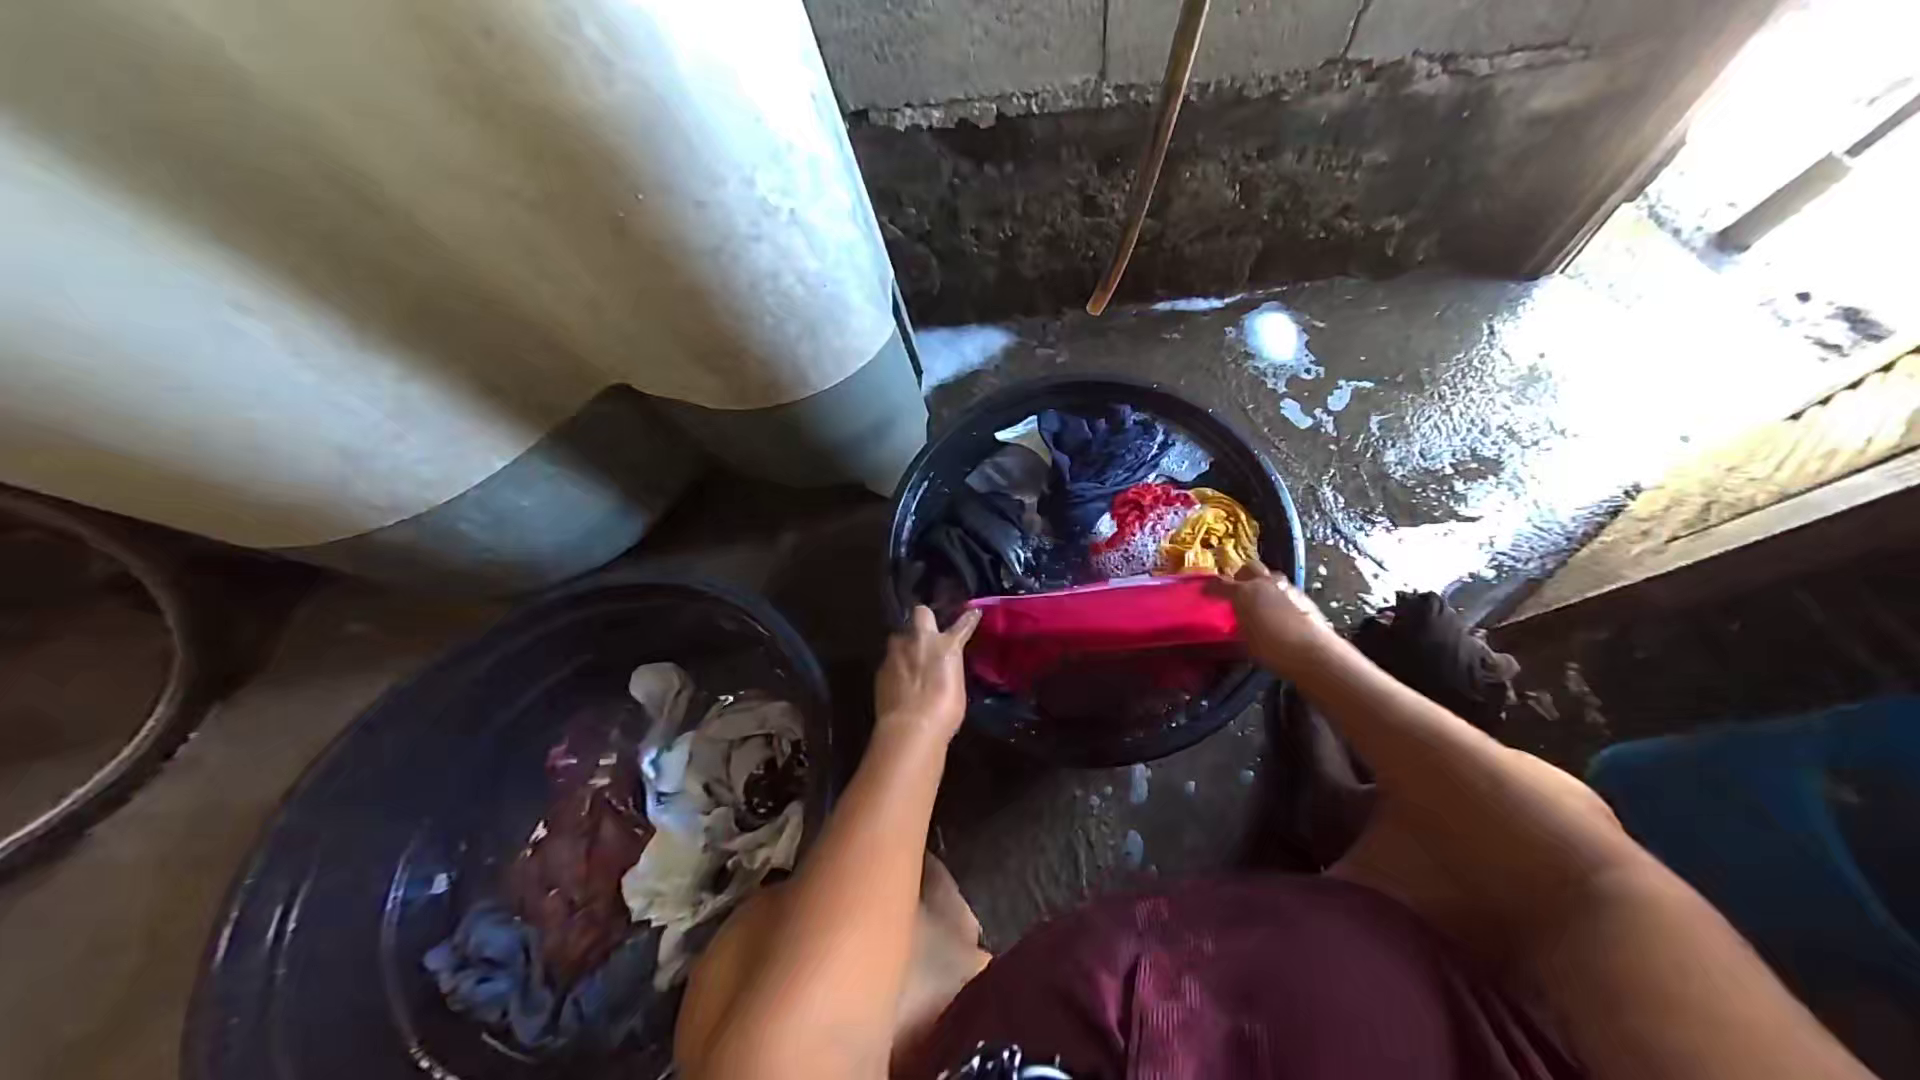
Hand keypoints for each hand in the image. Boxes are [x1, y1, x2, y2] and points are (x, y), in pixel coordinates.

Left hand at [873, 605, 980, 746]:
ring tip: (910, 665)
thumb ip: (949, 669)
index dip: (968, 619)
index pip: (962, 626)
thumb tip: (943, 668)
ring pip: (900, 638)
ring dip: (905, 647)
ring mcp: (896, 652)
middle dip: (924, 620)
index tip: (973, 613)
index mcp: (946, 645)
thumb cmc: (944, 711)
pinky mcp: (881, 667)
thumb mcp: (956, 687)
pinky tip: (898, 684)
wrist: (910, 727)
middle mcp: (920, 640)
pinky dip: (895, 668)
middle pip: (921, 613)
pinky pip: (890, 661)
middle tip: (926, 636)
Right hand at [1207, 560, 1337, 678]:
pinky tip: (1280, 610)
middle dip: (1241, 576)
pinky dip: (1279, 594)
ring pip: (1270, 575)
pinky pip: (1285, 588)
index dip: (1211, 587)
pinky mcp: (1304, 596)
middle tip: (1238, 589)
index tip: (1206, 591)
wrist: (1314, 652)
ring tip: (1260, 598)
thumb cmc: (1272, 650)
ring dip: (1262, 583)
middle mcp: (1264, 584)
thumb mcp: (1246, 641)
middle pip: (1249, 568)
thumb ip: (1240, 625)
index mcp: (1243, 593)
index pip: (1220, 584)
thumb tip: (1238, 622)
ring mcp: (1287, 587)